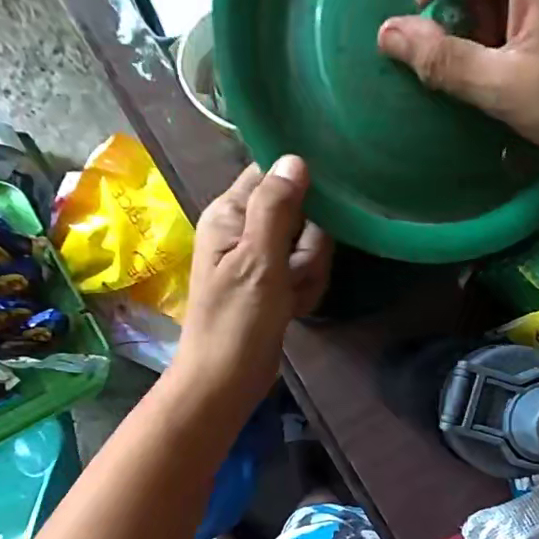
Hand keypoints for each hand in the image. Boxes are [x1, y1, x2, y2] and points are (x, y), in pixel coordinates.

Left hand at [176, 156, 332, 398]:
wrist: (227, 380)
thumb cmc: (236, 320)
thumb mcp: (257, 259)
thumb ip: (276, 207)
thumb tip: (295, 158)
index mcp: (230, 212)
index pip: (272, 175)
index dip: (298, 191)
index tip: (311, 216)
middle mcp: (245, 229)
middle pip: (301, 212)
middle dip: (308, 246)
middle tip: (290, 273)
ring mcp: (261, 258)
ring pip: (310, 245)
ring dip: (308, 274)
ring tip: (288, 299)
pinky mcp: (276, 283)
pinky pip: (307, 272)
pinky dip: (305, 291)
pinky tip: (292, 310)